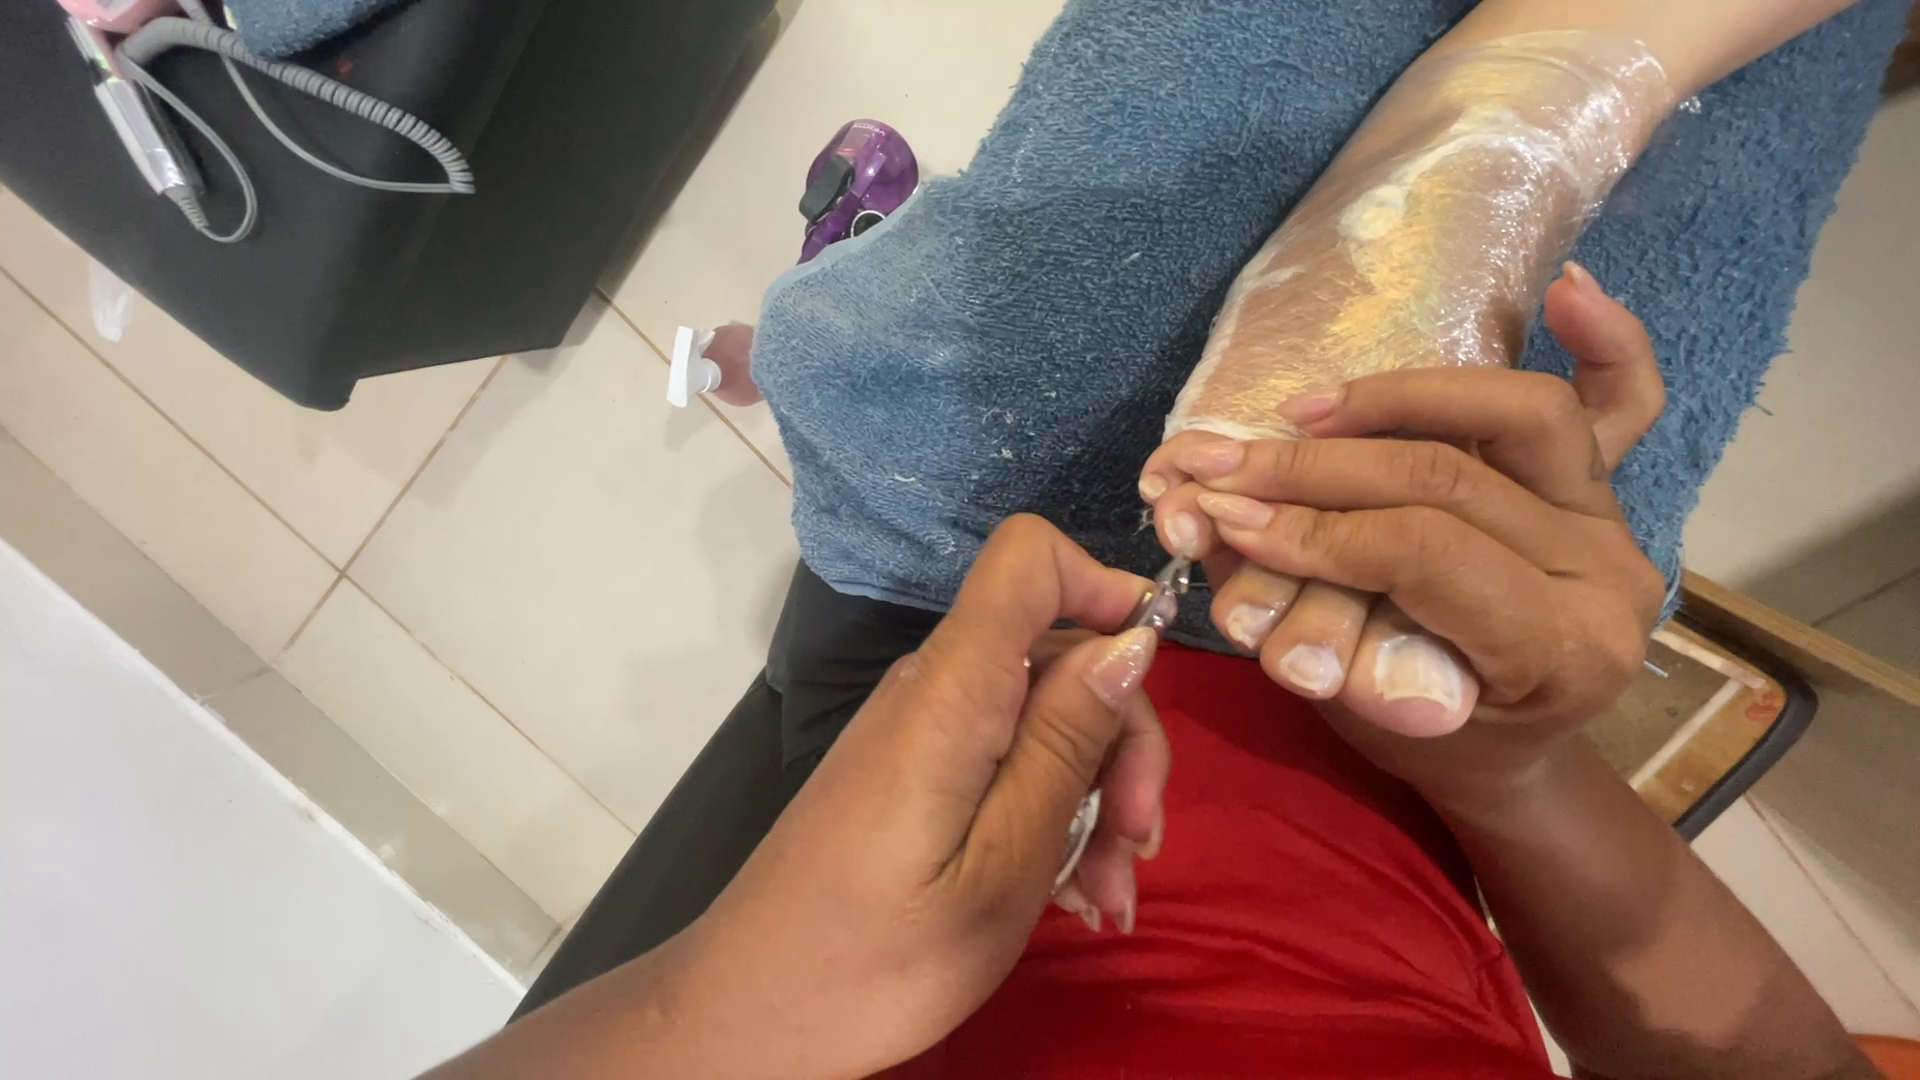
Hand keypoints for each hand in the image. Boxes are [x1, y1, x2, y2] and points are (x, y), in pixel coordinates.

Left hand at [650, 516, 1169, 1079]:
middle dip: (1119, 735)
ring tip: (1106, 891)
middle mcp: (939, 683)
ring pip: (1045, 712)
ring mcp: (929, 724)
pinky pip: (1009, 756)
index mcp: (955, 686)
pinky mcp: (923, 764)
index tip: (1148, 671)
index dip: (1099, 583)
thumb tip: (1129, 641)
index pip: (1026, 557)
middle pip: (1058, 649)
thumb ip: (1065, 742)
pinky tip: (1073, 889)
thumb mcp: (1004, 864)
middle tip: (1139, 841)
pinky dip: (1053, 811)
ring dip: (1096, 791)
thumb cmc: (879, 956)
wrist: (754, 1010)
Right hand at [1174, 274, 1667, 808]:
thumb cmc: (1418, 738)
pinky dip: (1607, 342)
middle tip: (1231, 467)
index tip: (1227, 518)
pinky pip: (1625, 403)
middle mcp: (1604, 574)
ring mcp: (1611, 520)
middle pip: (1448, 479)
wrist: (1500, 749)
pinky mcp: (1602, 492)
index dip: (1315, 529)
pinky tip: (1563, 291)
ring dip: (1396, 399)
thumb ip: (1268, 606)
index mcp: (1554, 651)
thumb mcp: (1340, 700)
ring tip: (1306, 411)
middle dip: (1318, 470)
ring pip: (1519, 415)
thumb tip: (1184, 514)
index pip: (1422, 553)